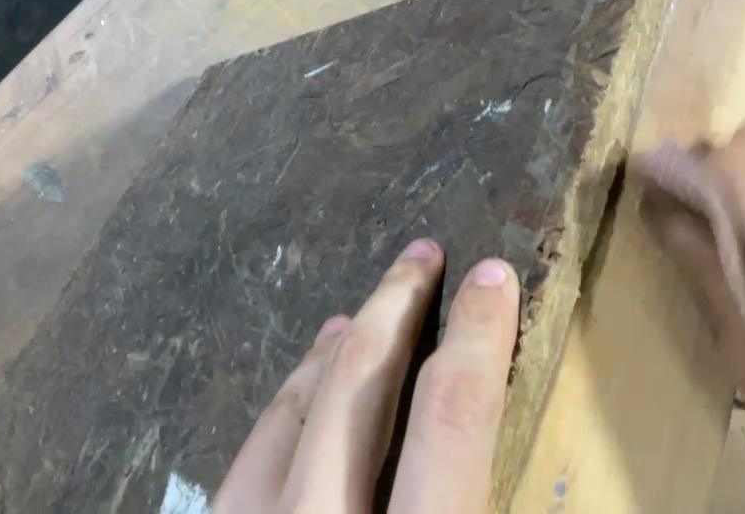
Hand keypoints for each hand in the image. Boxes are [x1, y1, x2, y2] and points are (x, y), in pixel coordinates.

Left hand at [215, 240, 520, 513]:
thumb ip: (471, 495)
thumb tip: (485, 444)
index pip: (452, 419)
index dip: (478, 339)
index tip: (494, 279)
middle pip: (357, 384)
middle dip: (396, 306)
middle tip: (423, 255)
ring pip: (292, 407)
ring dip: (338, 347)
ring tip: (368, 309)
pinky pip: (250, 452)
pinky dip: (287, 403)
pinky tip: (301, 387)